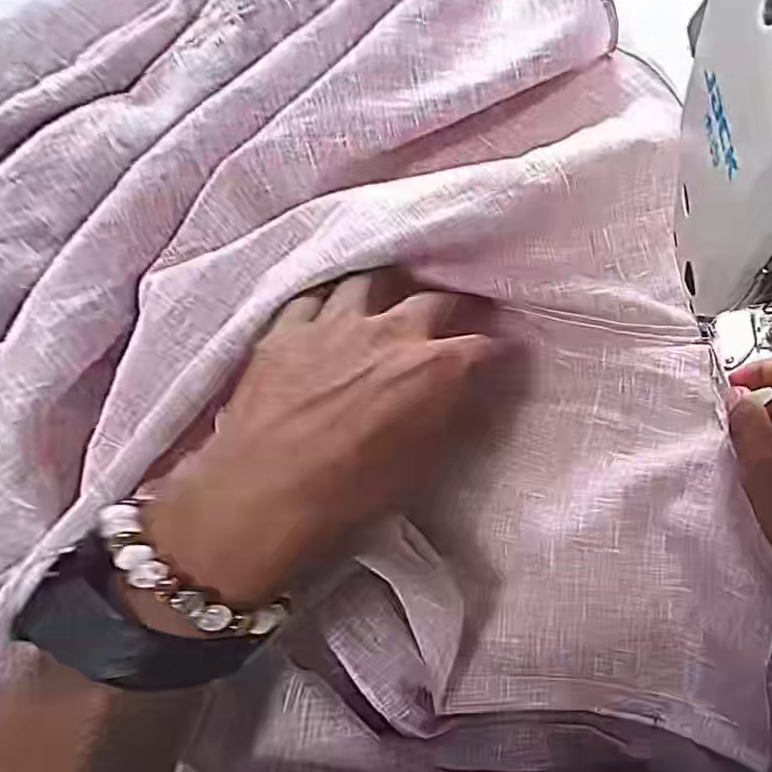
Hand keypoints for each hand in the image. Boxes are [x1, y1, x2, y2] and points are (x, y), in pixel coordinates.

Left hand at [136, 271, 495, 629]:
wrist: (267, 491)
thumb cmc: (354, 490)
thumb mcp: (425, 463)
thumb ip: (455, 416)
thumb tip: (476, 393)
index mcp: (433, 369)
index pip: (485, 346)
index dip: (501, 349)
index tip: (505, 353)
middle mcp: (390, 332)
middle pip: (436, 299)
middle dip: (456, 305)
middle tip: (458, 316)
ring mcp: (335, 323)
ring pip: (372, 280)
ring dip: (392, 289)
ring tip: (394, 299)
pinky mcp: (288, 328)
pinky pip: (316, 296)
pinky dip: (333, 300)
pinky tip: (334, 310)